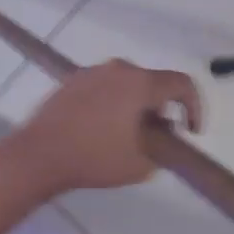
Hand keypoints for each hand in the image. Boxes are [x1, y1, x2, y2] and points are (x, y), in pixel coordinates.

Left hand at [8, 59, 202, 194]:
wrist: (39, 154)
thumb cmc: (94, 158)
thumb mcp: (140, 164)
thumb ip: (161, 149)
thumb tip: (160, 138)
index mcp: (140, 83)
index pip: (181, 84)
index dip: (195, 107)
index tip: (191, 132)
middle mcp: (118, 69)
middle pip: (152, 82)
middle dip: (162, 108)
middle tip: (160, 135)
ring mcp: (91, 72)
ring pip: (127, 84)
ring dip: (136, 105)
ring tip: (130, 134)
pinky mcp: (72, 81)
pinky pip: (104, 87)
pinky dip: (113, 103)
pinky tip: (103, 129)